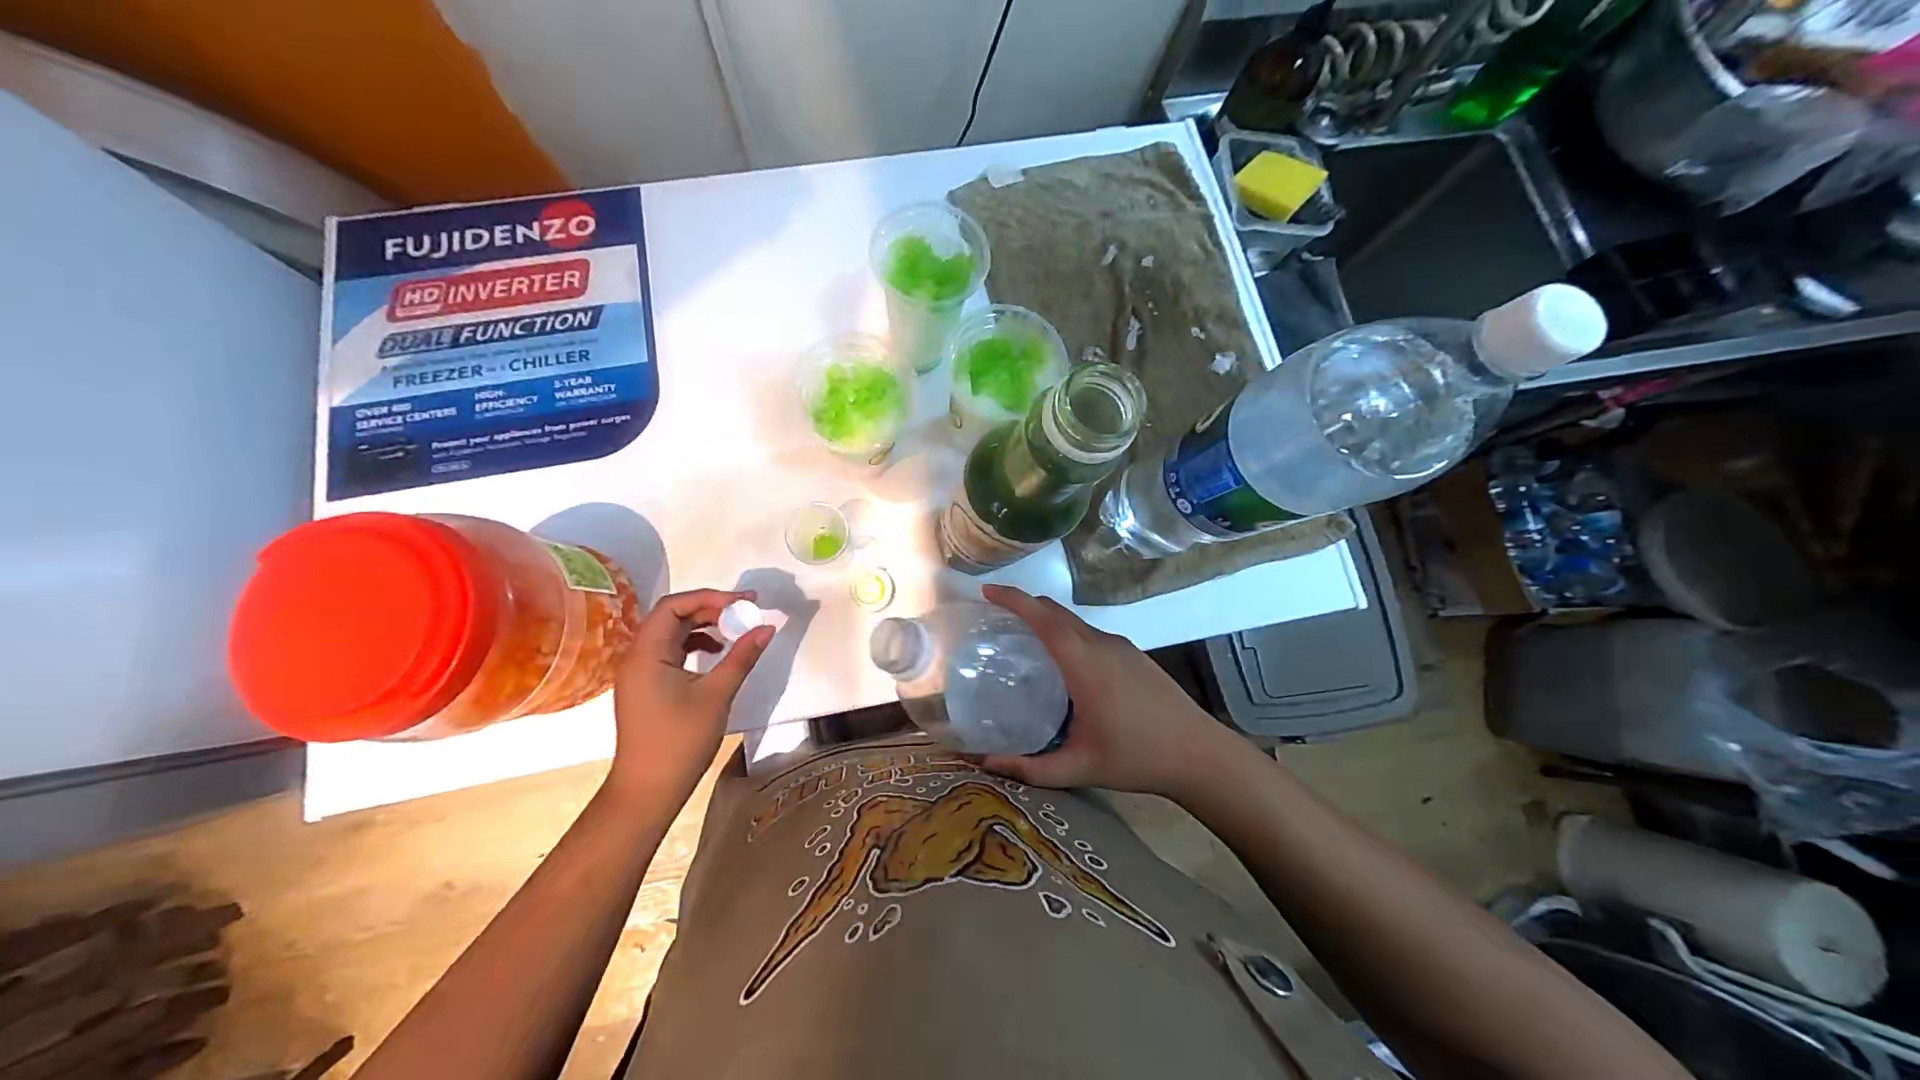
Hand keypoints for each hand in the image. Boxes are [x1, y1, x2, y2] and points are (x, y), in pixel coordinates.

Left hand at [608, 588, 772, 803]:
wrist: (648, 790)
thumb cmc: (679, 741)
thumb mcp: (716, 695)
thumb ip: (741, 656)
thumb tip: (766, 628)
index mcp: (647, 653)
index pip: (673, 606)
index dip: (710, 597)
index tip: (744, 602)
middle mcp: (638, 657)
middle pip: (671, 616)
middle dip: (709, 608)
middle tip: (745, 611)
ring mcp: (641, 673)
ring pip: (672, 634)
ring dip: (703, 626)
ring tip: (735, 630)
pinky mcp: (648, 687)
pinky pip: (671, 653)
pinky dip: (695, 646)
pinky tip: (717, 654)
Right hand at [978, 585, 1250, 799]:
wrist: (1199, 754)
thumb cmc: (1138, 758)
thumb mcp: (1080, 767)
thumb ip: (1031, 768)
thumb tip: (985, 763)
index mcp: (1085, 664)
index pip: (1043, 618)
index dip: (1013, 599)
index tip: (987, 591)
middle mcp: (1102, 645)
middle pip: (1056, 611)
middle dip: (1024, 604)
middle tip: (994, 616)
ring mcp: (1121, 647)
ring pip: (1075, 621)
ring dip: (1046, 619)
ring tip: (1021, 638)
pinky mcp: (1134, 655)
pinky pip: (1091, 633)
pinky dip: (1066, 632)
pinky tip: (1061, 661)